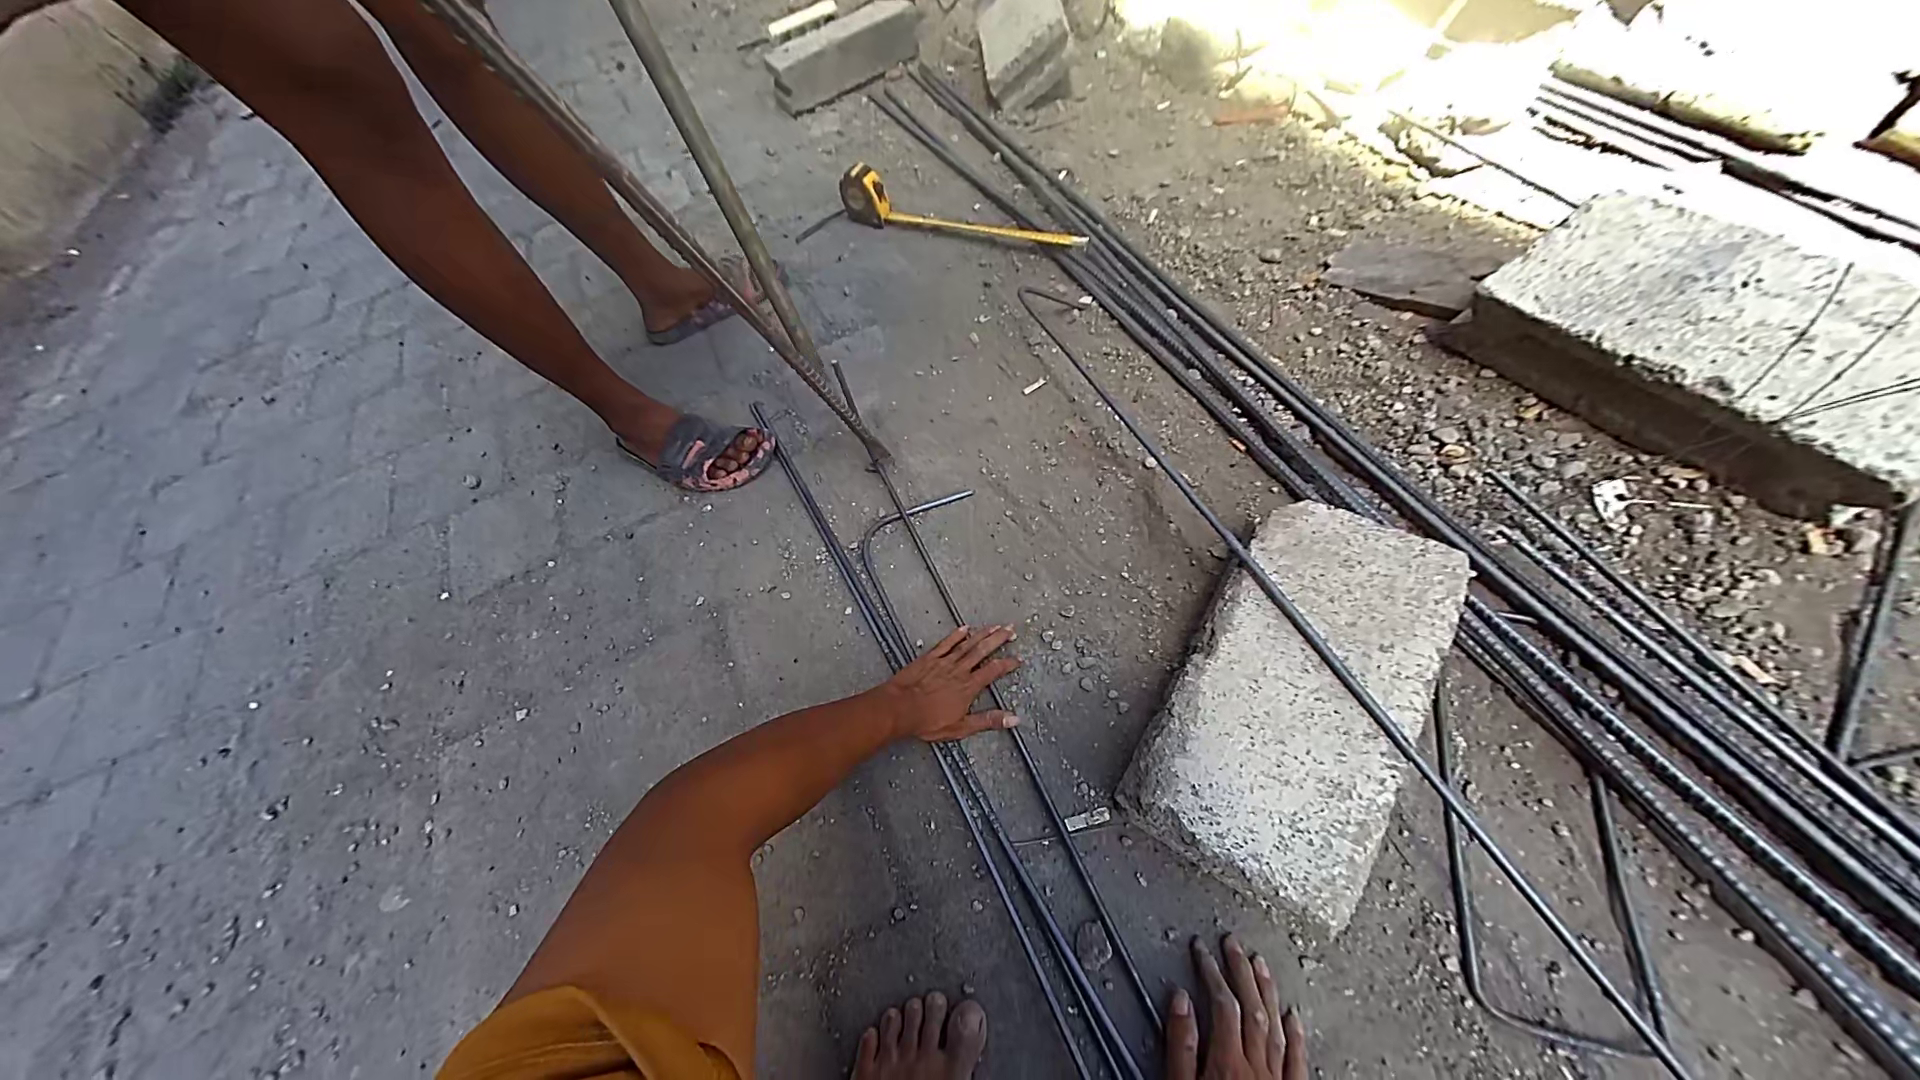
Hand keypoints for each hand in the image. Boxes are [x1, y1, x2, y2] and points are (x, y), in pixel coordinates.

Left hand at [869, 625, 1021, 741]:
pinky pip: (945, 643)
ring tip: (994, 626)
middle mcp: (959, 670)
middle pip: (983, 651)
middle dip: (999, 639)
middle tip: (1010, 629)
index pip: (993, 671)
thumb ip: (987, 721)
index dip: (1007, 664)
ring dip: (982, 634)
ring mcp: (944, 662)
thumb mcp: (961, 727)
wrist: (900, 708)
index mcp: (968, 687)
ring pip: (967, 644)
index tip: (1017, 659)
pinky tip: (964, 628)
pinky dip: (956, 635)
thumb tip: (1012, 719)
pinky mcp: (929, 658)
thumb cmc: (927, 720)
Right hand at [1167, 934, 1306, 1079]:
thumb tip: (1180, 999)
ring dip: (1267, 991)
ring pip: (1276, 1028)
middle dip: (1240, 970)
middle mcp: (1257, 1069)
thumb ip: (1181, 1046)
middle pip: (1251, 1007)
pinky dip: (1296, 1036)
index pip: (1221, 1002)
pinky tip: (1294, 1017)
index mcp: (1228, 1064)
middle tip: (1231, 943)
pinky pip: (1298, 1063)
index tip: (1201, 950)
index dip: (1211, 971)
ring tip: (1259, 964)